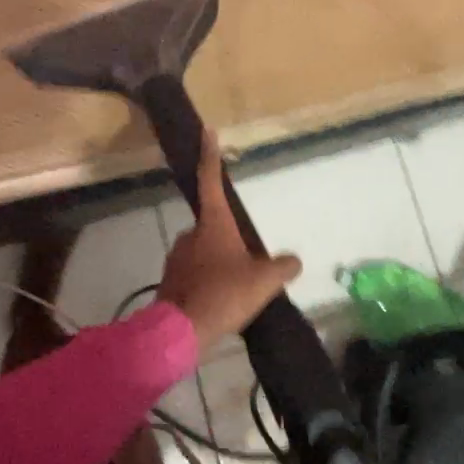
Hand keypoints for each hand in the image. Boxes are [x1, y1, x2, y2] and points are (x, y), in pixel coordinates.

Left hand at [157, 130, 301, 351]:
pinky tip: (220, 304)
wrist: (179, 332)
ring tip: (236, 291)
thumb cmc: (223, 294)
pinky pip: (194, 276)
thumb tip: (293, 261)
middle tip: (247, 263)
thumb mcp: (264, 281)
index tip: (207, 132)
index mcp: (213, 224)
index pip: (211, 181)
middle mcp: (191, 234)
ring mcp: (177, 258)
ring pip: (203, 253)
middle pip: (213, 226)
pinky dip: (207, 285)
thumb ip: (283, 267)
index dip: (210, 155)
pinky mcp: (170, 282)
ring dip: (218, 265)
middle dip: (229, 240)